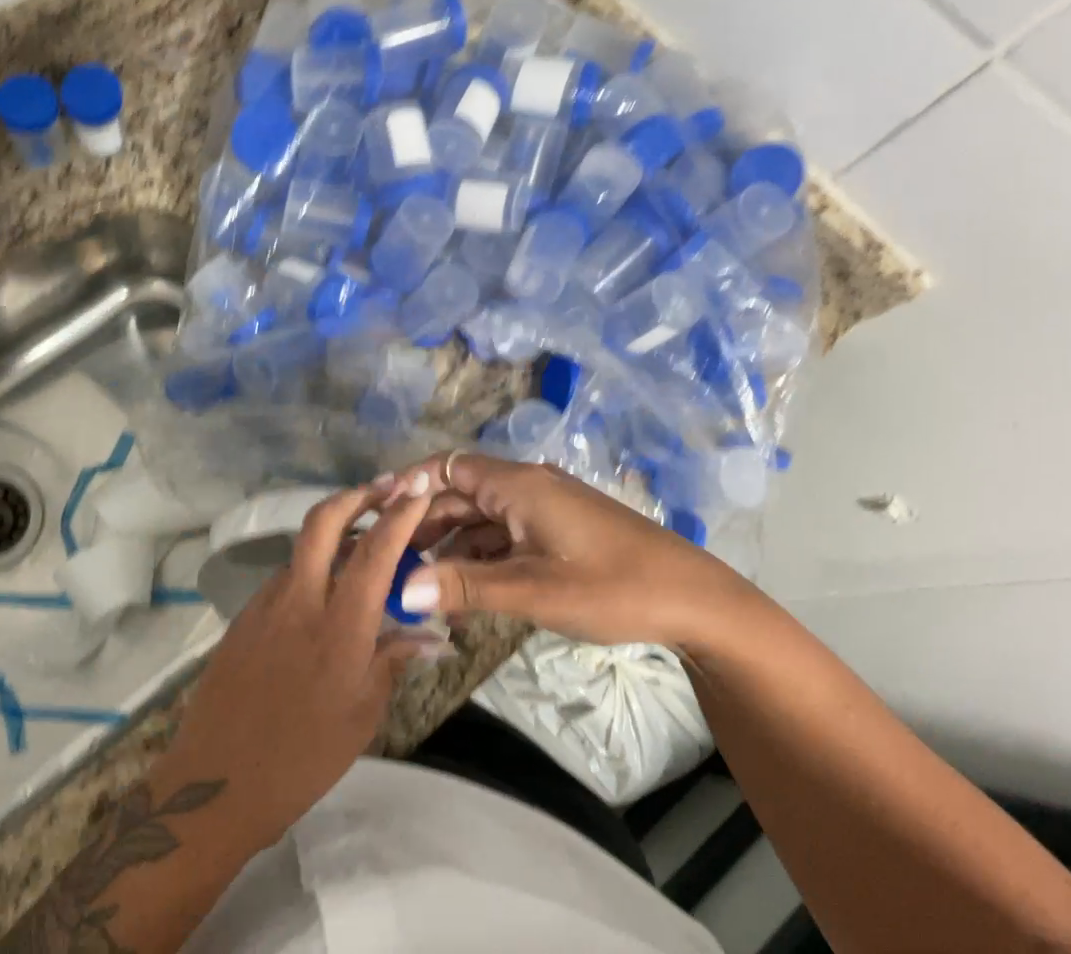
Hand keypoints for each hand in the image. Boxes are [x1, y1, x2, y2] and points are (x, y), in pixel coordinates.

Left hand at [153, 483, 431, 853]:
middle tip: (384, 490)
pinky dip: (308, 570)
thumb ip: (392, 661)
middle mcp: (298, 601)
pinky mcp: (240, 620)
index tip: (417, 491)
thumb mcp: (362, 715)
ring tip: (362, 547)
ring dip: (331, 535)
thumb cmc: (304, 757)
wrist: (218, 781)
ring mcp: (262, 606)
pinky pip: (281, 580)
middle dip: (355, 496)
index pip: (375, 551)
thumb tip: (430, 636)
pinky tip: (322, 595)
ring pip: (299, 550)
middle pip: (322, 522)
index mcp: (338, 626)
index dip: (399, 515)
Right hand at [383, 452, 760, 650]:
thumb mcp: (533, 591)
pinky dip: (478, 558)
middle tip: (386, 562)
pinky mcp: (558, 532)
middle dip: (422, 526)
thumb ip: (464, 587)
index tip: (373, 516)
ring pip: (479, 519)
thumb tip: (400, 592)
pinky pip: (503, 536)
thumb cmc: (613, 588)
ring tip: (416, 584)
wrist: (696, 602)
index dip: (407, 487)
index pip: (446, 468)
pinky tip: (461, 590)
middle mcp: (527, 487)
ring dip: (449, 547)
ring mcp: (544, 509)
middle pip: (458, 495)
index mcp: (519, 485)